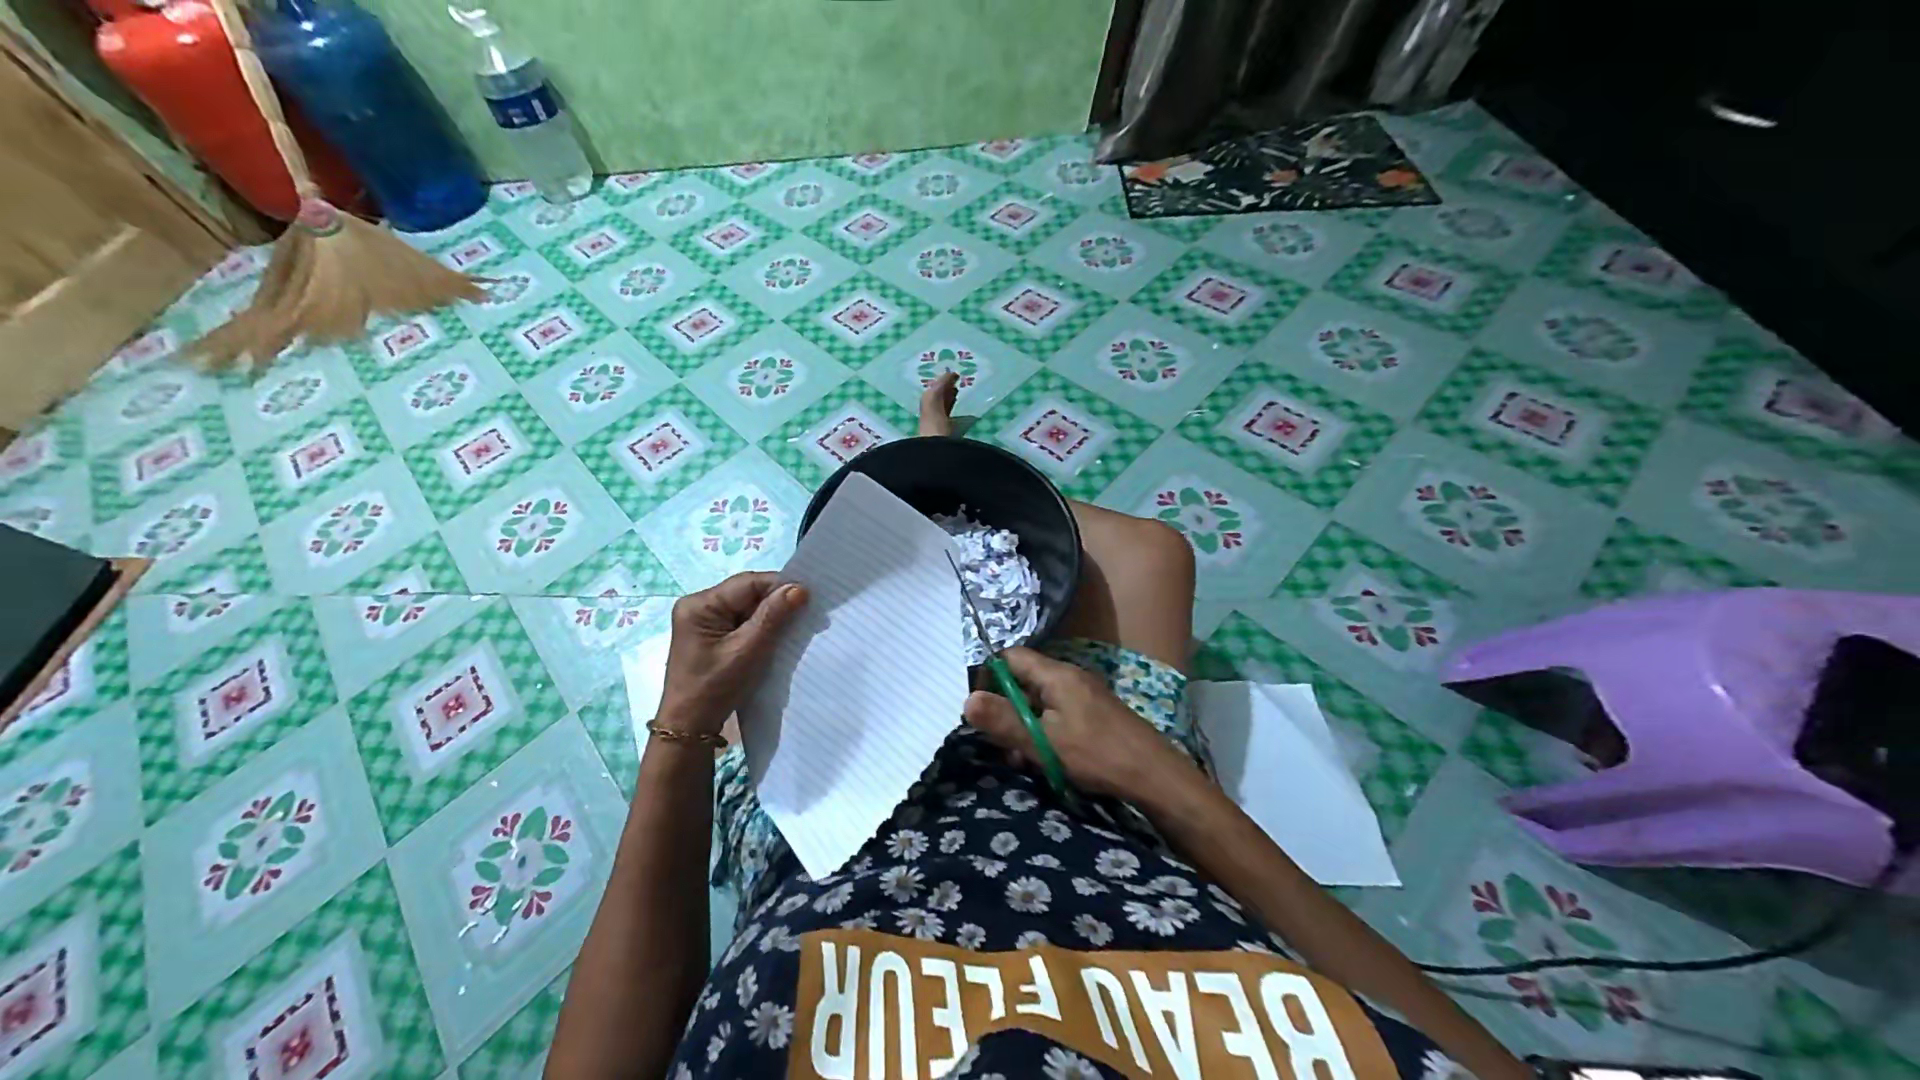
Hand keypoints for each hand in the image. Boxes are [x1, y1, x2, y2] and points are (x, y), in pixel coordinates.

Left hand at [656, 572, 807, 735]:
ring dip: (771, 615)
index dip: (779, 587)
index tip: (809, 598)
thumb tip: (800, 588)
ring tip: (794, 626)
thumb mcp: (748, 650)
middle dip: (776, 602)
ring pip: (747, 607)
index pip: (748, 583)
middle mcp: (699, 606)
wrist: (691, 727)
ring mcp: (704, 621)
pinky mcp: (711, 635)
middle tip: (806, 613)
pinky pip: (742, 621)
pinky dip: (761, 627)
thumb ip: (773, 616)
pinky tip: (776, 636)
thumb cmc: (716, 687)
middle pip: (747, 593)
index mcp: (700, 605)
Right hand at [962, 647, 1199, 801]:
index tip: (983, 709)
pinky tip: (1048, 761)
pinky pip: (1058, 714)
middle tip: (1003, 744)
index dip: (989, 677)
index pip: (1011, 657)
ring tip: (1025, 760)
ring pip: (1040, 702)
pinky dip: (1046, 733)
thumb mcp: (1042, 742)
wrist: (1155, 776)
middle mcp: (1070, 677)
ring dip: (1026, 728)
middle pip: (1024, 681)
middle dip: (1008, 711)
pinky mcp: (1095, 714)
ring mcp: (1085, 695)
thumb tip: (967, 701)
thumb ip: (1004, 721)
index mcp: (1057, 674)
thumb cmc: (1096, 754)